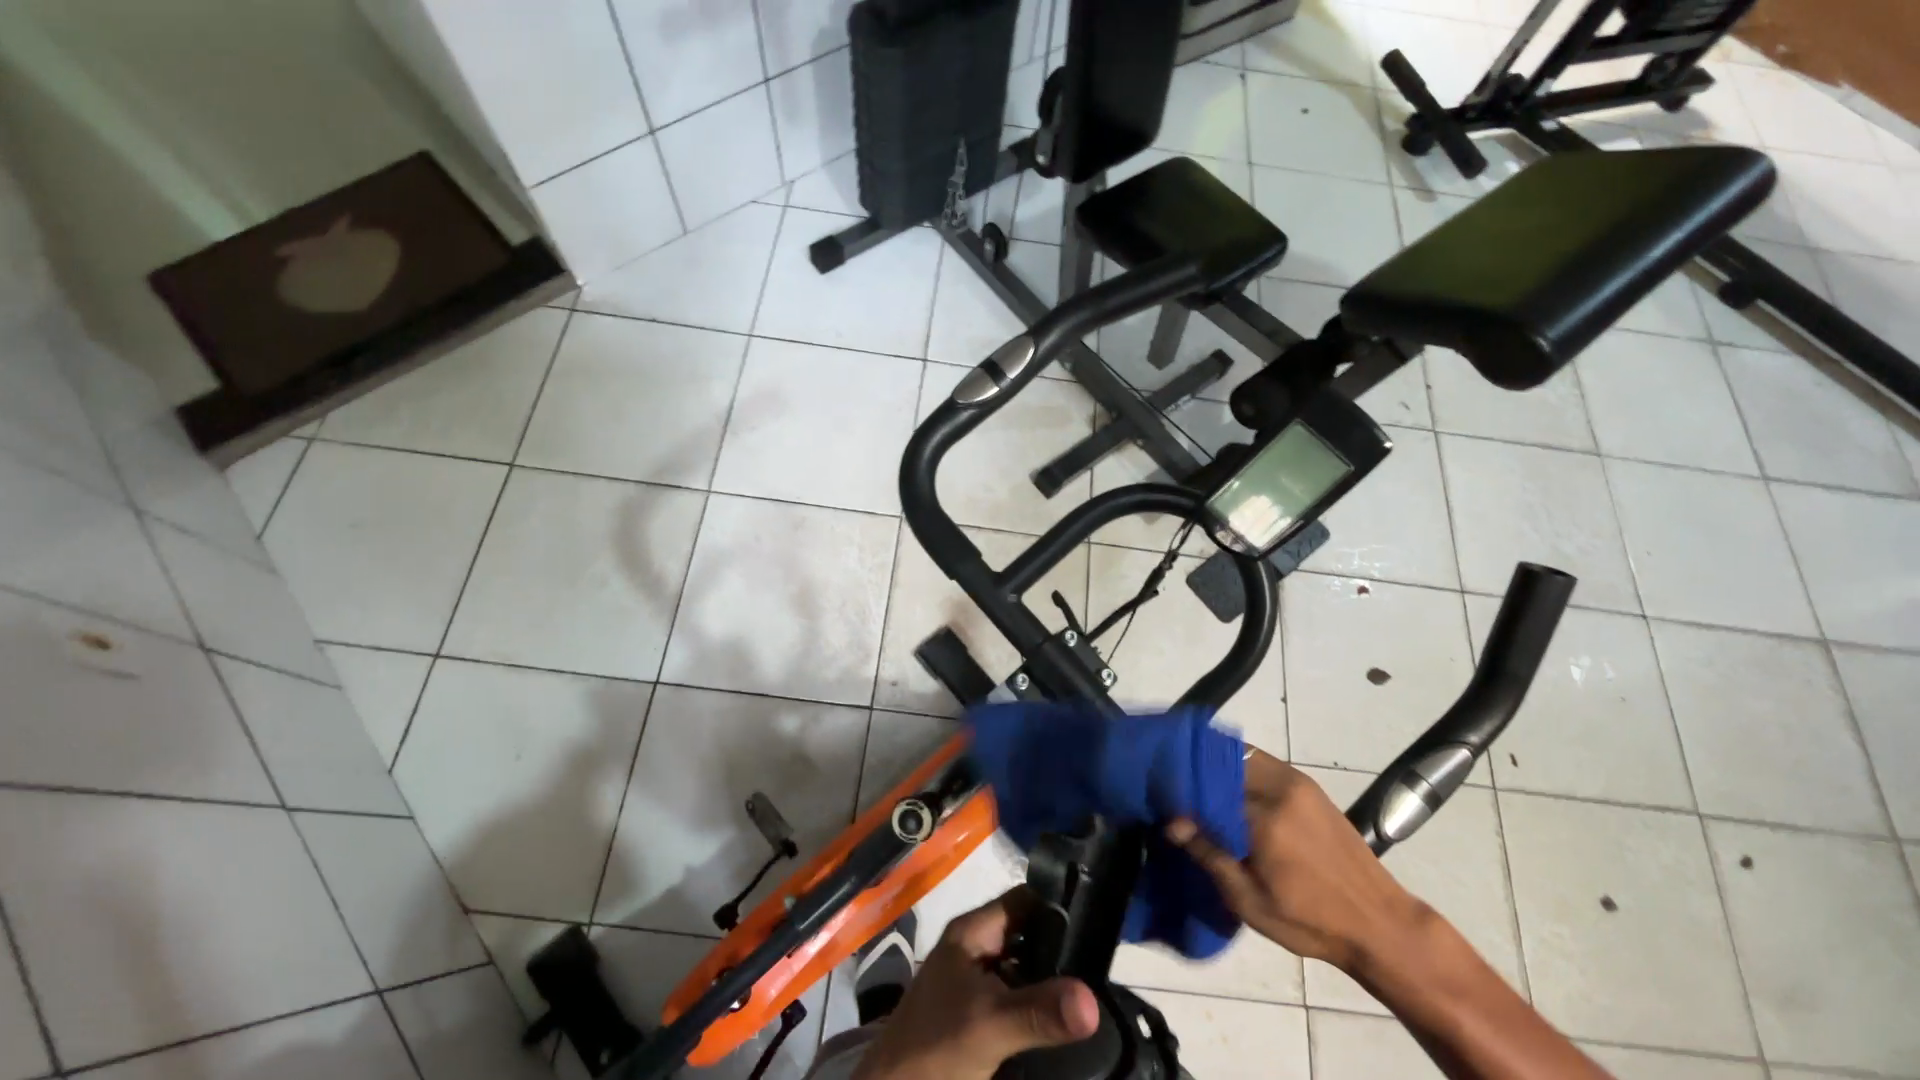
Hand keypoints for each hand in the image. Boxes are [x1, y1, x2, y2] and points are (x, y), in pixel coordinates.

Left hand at [852, 890, 1100, 1079]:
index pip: (1025, 900)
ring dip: (1054, 982)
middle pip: (1029, 935)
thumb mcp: (990, 1026)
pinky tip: (1067, 1021)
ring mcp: (976, 982)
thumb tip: (1093, 1003)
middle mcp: (975, 949)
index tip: (1100, 925)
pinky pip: (1020, 999)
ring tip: (1095, 993)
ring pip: (1026, 970)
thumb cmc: (934, 1048)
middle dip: (1063, 950)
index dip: (1060, 906)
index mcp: (972, 933)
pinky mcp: (980, 1013)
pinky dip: (1041, 1007)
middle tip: (1104, 969)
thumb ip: (1039, 1012)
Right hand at [1166, 752, 1431, 975]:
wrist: (1379, 923)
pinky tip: (1229, 790)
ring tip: (1196, 786)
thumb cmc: (1309, 921)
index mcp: (1265, 819)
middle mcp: (1281, 789)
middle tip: (1173, 786)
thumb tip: (1172, 822)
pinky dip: (1242, 770)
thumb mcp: (1250, 901)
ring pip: (1245, 758)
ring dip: (1219, 767)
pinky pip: (1266, 766)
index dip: (1179, 791)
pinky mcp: (1312, 789)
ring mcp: (1300, 784)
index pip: (1206, 788)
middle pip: (1224, 761)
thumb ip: (1210, 855)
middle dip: (1197, 769)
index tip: (1158, 796)